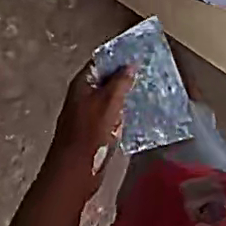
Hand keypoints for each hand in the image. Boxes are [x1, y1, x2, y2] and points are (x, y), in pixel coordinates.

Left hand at [42, 62, 136, 194]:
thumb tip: (131, 64)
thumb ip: (119, 83)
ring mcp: (88, 112)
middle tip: (148, 74)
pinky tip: (139, 115)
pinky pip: (111, 115)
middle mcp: (82, 94)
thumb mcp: (108, 103)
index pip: (100, 63)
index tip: (139, 57)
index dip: (118, 59)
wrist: (76, 168)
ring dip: (125, 96)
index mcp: (82, 83)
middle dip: (124, 78)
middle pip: (105, 80)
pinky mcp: (94, 129)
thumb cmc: (90, 132)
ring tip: (149, 91)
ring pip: (109, 98)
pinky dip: (123, 113)